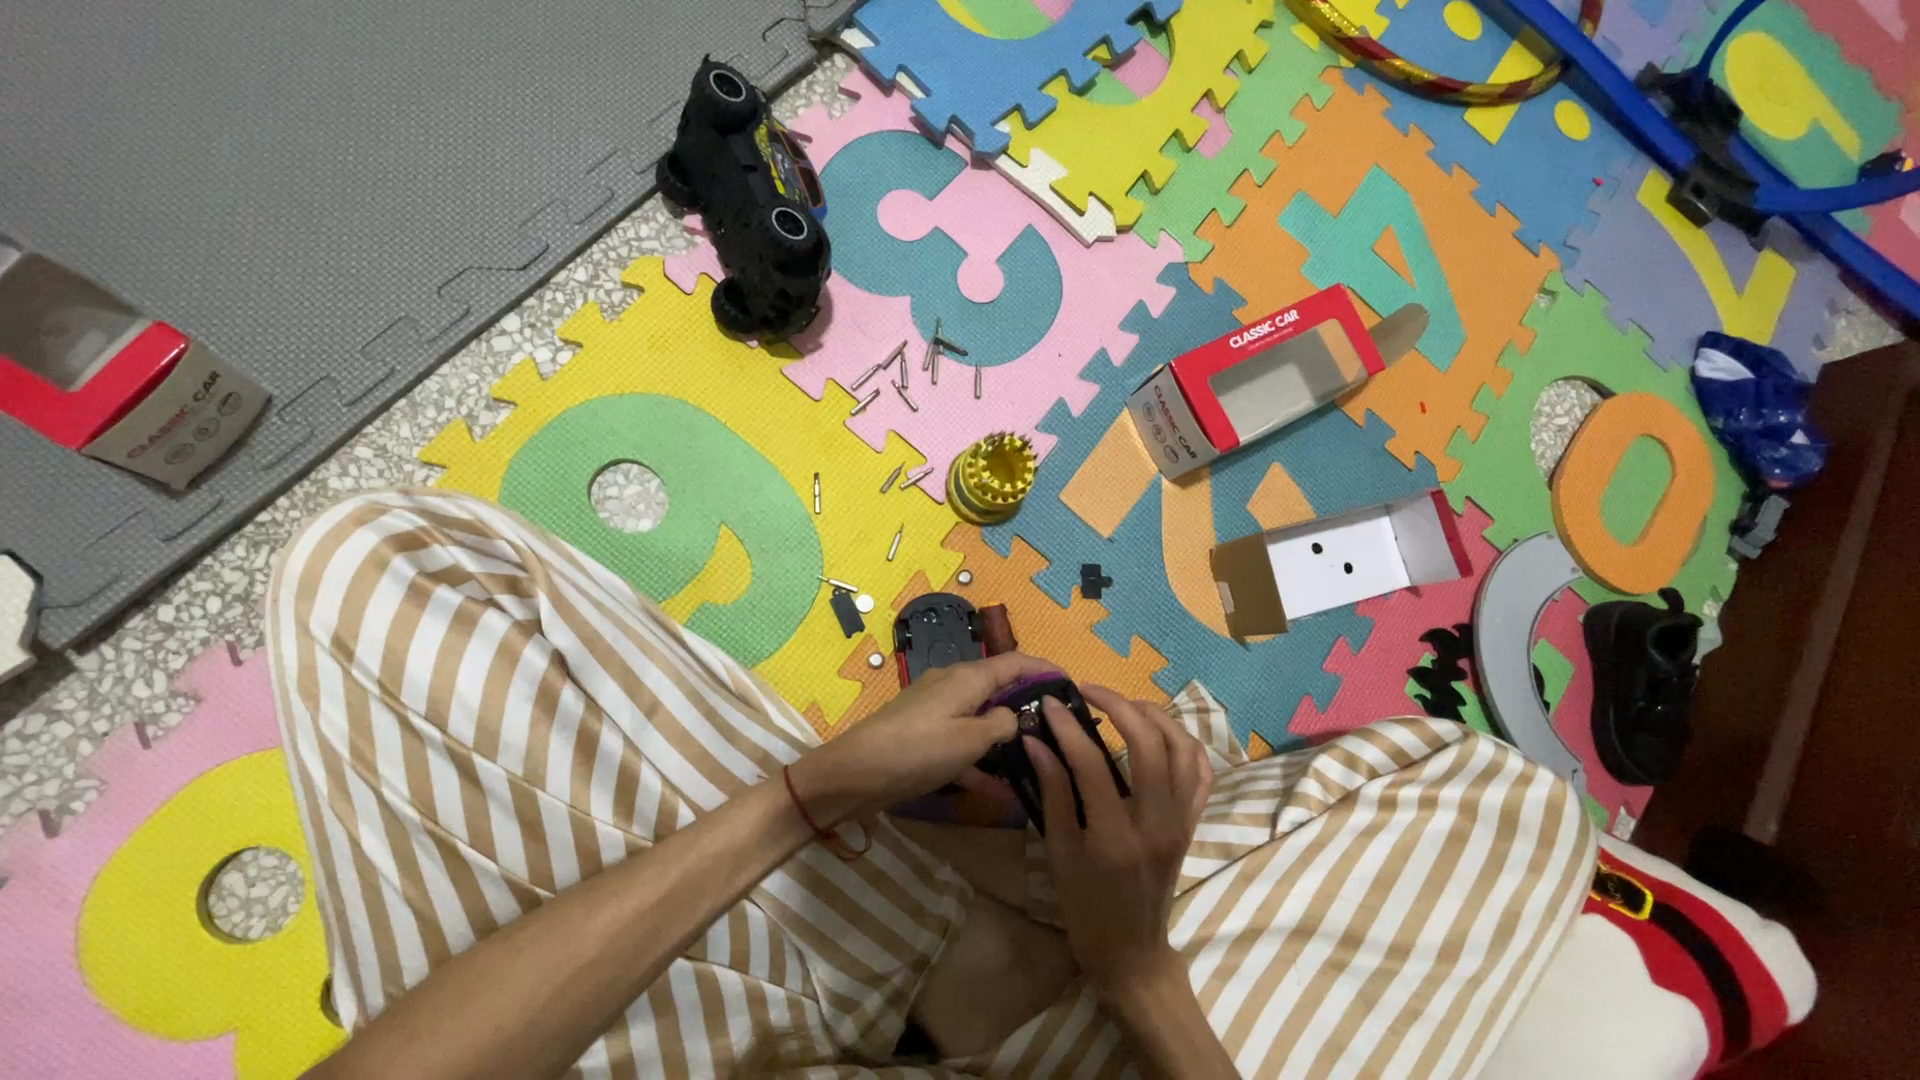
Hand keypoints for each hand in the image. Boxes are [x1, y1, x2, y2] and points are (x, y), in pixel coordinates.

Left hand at [787, 652, 1057, 825]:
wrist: (855, 774)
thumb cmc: (917, 750)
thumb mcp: (970, 739)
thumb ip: (1001, 725)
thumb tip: (1014, 716)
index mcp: (967, 678)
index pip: (1015, 662)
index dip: (1045, 669)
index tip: (1071, 684)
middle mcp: (953, 685)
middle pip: (999, 689)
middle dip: (1028, 706)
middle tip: (1059, 729)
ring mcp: (936, 711)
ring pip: (982, 719)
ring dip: (1006, 739)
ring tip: (1036, 761)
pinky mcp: (924, 736)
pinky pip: (962, 743)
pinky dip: (981, 761)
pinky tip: (1001, 790)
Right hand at [1027, 687, 1211, 1002]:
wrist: (1131, 950)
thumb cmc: (1086, 906)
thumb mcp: (1059, 853)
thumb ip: (1053, 793)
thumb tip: (1037, 740)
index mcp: (1115, 837)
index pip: (1093, 763)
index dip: (1069, 727)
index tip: (1051, 704)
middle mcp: (1158, 823)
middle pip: (1150, 744)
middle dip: (1118, 706)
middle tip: (1088, 691)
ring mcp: (1183, 821)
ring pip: (1184, 749)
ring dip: (1155, 716)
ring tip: (1122, 705)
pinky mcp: (1194, 822)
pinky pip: (1201, 771)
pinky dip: (1183, 741)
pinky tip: (1157, 730)